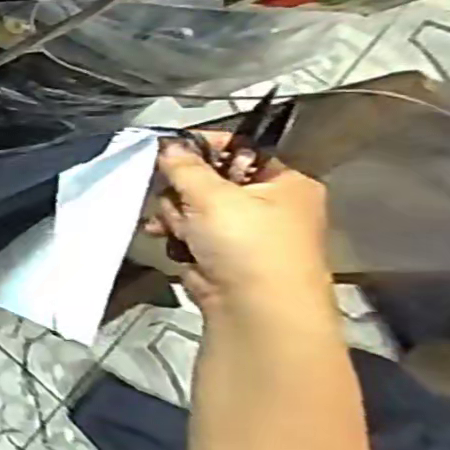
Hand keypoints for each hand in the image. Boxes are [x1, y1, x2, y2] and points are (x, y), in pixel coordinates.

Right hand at [145, 133, 332, 317]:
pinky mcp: (218, 249)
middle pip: (205, 177)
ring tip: (174, 228)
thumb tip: (167, 143)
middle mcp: (267, 202)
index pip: (238, 148)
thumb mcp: (213, 196)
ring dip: (172, 213)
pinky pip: (185, 227)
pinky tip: (167, 238)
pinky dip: (173, 232)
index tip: (166, 149)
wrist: (254, 306)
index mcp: (283, 182)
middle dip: (179, 189)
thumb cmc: (246, 243)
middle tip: (173, 198)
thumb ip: (185, 166)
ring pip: (188, 203)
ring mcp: (242, 228)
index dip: (201, 146)